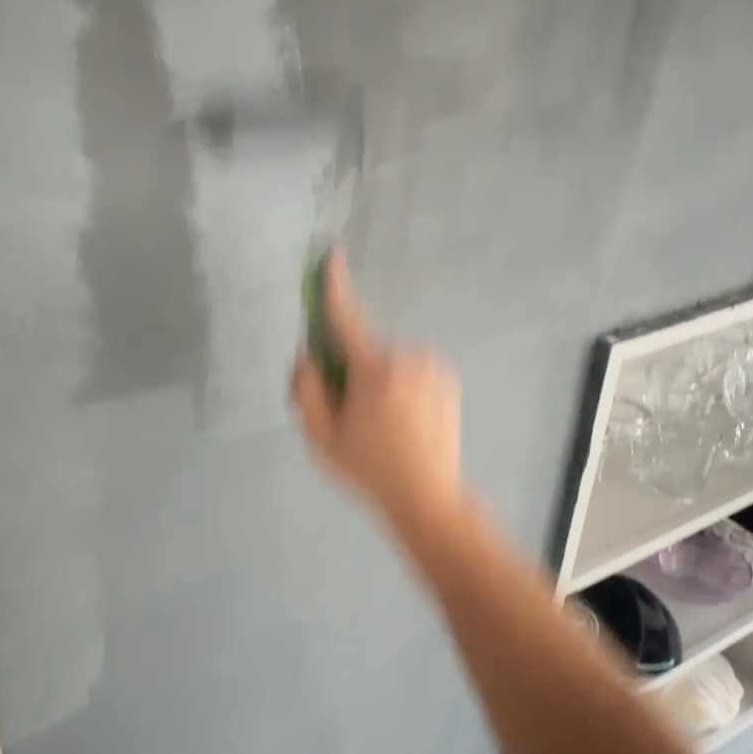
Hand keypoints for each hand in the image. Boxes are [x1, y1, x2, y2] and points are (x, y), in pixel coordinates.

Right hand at [290, 250, 463, 530]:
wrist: (428, 499)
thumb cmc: (369, 469)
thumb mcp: (320, 436)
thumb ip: (305, 388)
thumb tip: (308, 354)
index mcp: (374, 370)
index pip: (345, 320)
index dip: (333, 286)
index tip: (331, 254)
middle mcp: (407, 358)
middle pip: (363, 350)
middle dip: (350, 369)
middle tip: (350, 413)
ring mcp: (433, 367)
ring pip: (387, 362)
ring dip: (376, 380)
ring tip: (379, 425)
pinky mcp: (447, 379)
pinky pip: (409, 371)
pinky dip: (398, 386)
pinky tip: (400, 421)